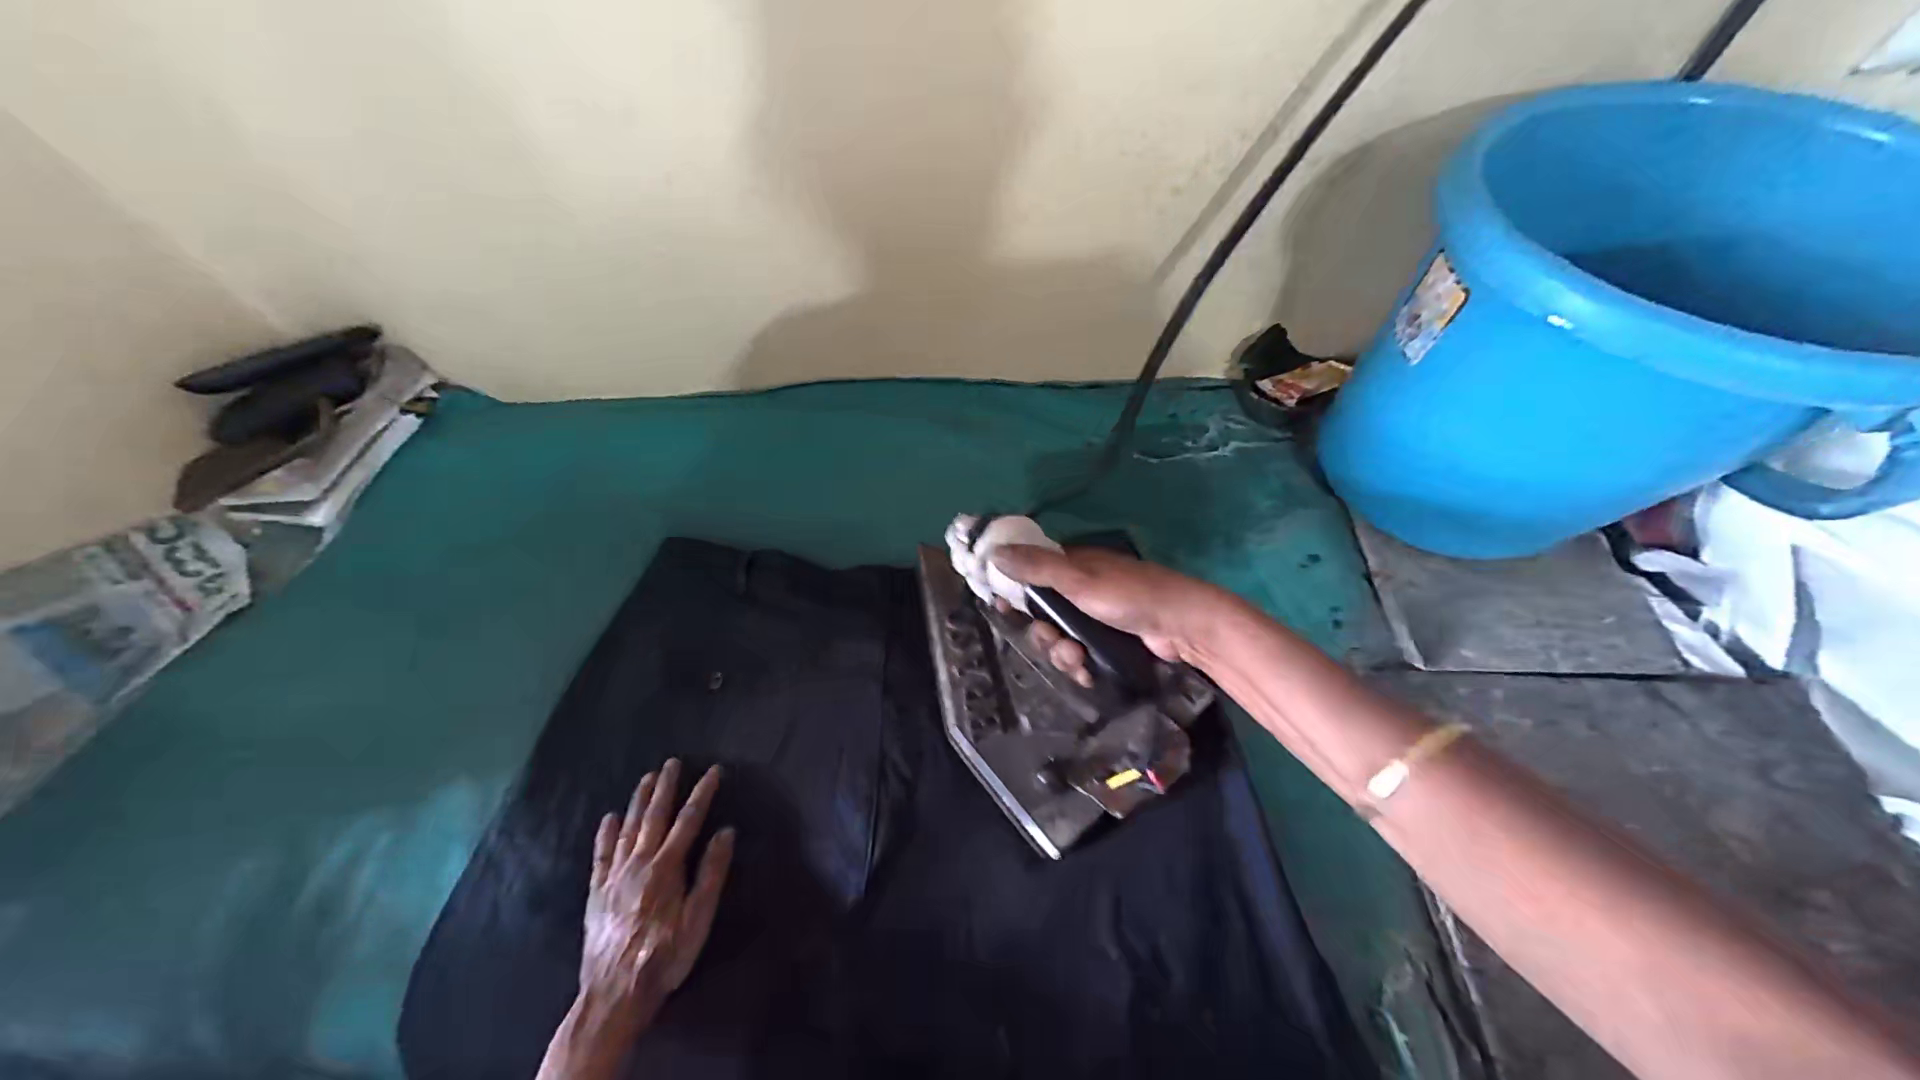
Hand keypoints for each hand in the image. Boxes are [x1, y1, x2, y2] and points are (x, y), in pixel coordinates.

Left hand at [580, 758, 734, 1026]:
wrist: (614, 994)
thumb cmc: (665, 955)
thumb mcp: (698, 919)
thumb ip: (711, 873)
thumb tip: (725, 832)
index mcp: (667, 868)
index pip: (688, 820)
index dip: (702, 793)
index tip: (714, 771)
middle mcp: (639, 863)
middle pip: (654, 817)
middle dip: (666, 787)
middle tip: (672, 762)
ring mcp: (614, 877)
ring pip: (628, 829)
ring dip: (639, 801)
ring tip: (646, 778)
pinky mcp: (597, 892)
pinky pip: (601, 855)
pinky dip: (606, 834)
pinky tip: (609, 818)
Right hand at [990, 544, 1225, 682]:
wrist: (1182, 625)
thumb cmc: (1129, 595)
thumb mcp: (1079, 579)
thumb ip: (1037, 568)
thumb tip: (993, 552)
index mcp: (1071, 566)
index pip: (1029, 575)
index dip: (1013, 592)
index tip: (1001, 608)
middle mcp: (1078, 590)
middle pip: (1040, 616)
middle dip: (1044, 635)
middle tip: (1056, 641)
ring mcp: (1093, 618)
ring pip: (1058, 641)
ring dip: (1062, 655)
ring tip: (1079, 660)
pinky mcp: (1106, 643)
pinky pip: (1079, 656)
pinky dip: (1080, 666)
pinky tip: (1088, 673)